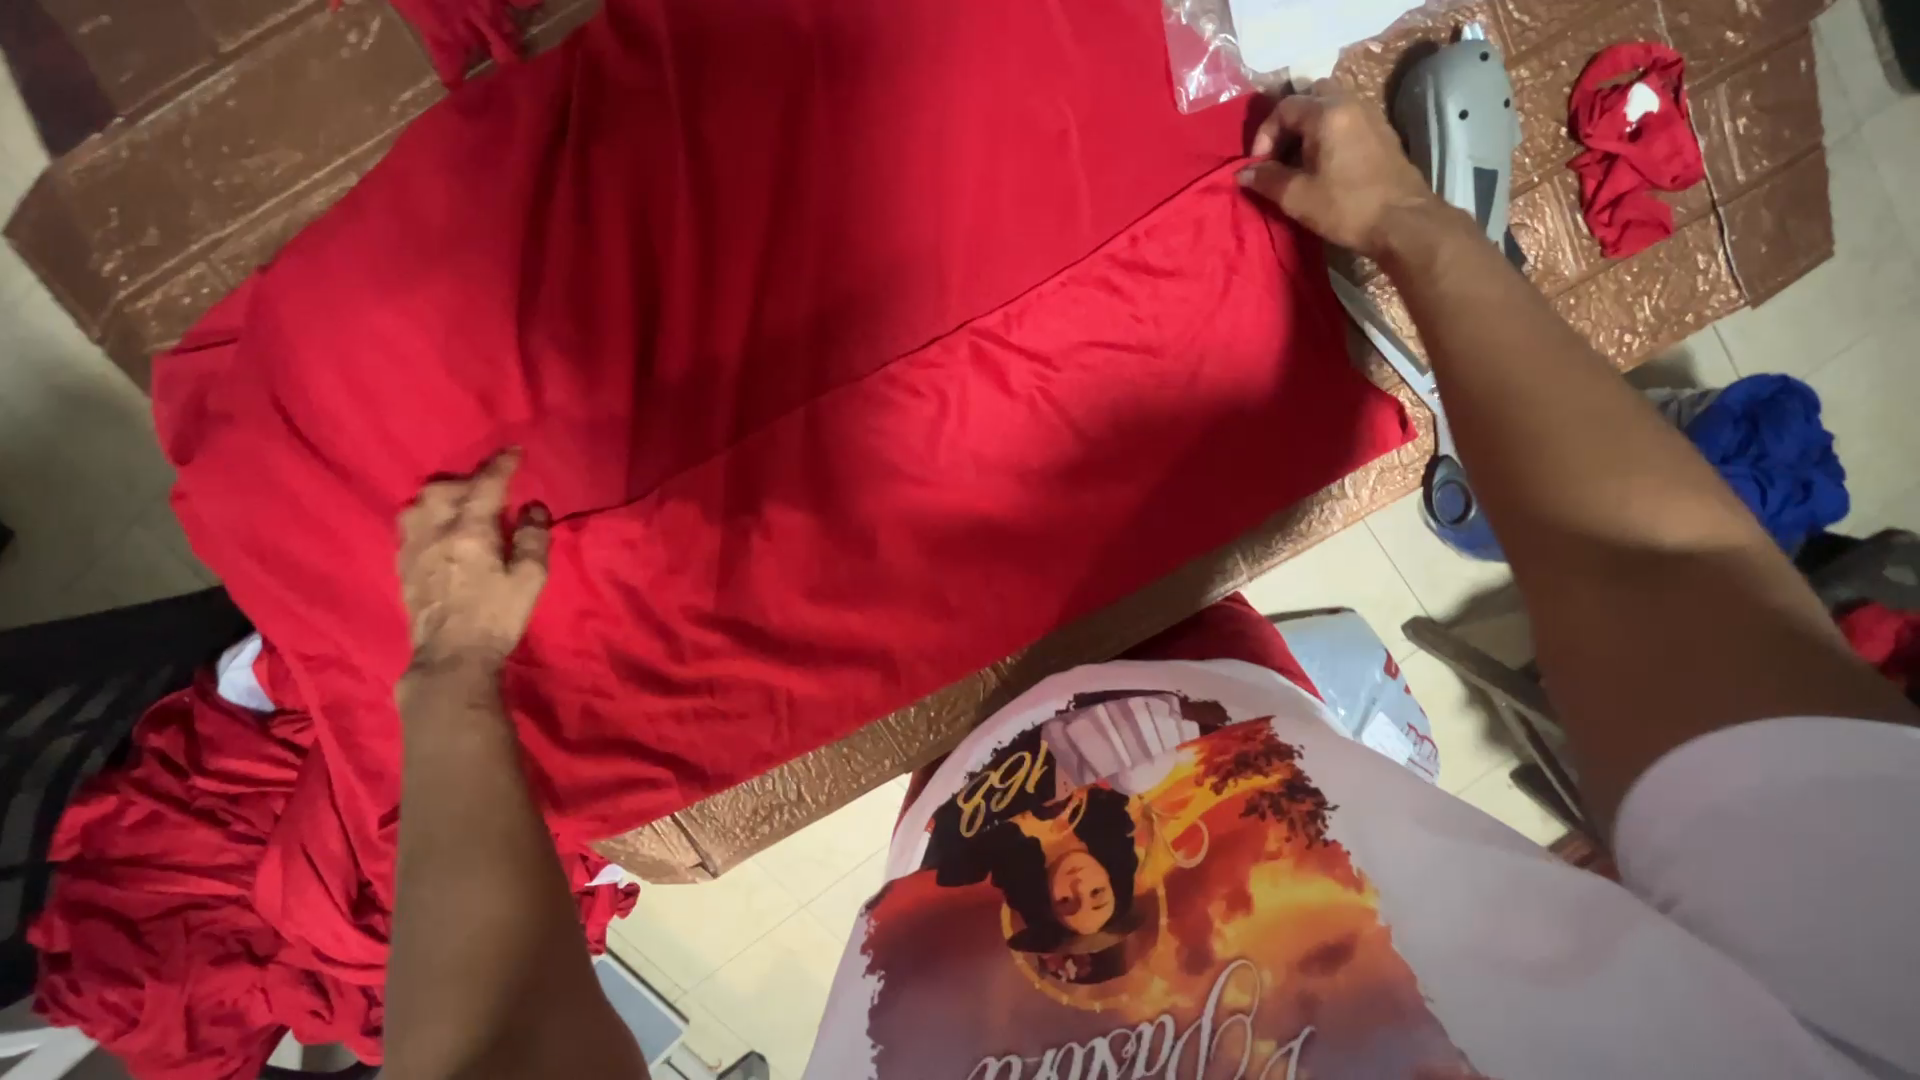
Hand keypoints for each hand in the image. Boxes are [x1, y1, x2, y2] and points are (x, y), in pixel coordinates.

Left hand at [396, 449, 550, 670]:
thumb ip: (533, 537)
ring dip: (442, 494)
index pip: (486, 485)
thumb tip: (533, 507)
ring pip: (420, 502)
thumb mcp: (530, 578)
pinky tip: (437, 526)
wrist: (452, 655)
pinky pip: (408, 524)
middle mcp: (436, 531)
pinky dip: (425, 514)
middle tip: (492, 486)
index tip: (515, 451)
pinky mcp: (403, 566)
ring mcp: (413, 548)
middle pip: (446, 488)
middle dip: (470, 479)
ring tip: (460, 502)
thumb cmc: (497, 616)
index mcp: (471, 531)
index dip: (501, 465)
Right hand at [1236, 80, 1443, 259]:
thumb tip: (1243, 173)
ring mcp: (1370, 115)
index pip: (1284, 107)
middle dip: (1288, 125)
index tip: (1260, 167)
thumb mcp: (1296, 197)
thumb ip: (1266, 179)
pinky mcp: (1381, 133)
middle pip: (1310, 97)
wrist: (1402, 221)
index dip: (1264, 135)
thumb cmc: (1346, 207)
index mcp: (1327, 113)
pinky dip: (1327, 135)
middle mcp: (1350, 103)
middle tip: (1279, 157)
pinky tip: (1322, 166)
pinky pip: (1346, 120)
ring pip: (1330, 107)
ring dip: (1308, 130)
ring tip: (1298, 163)